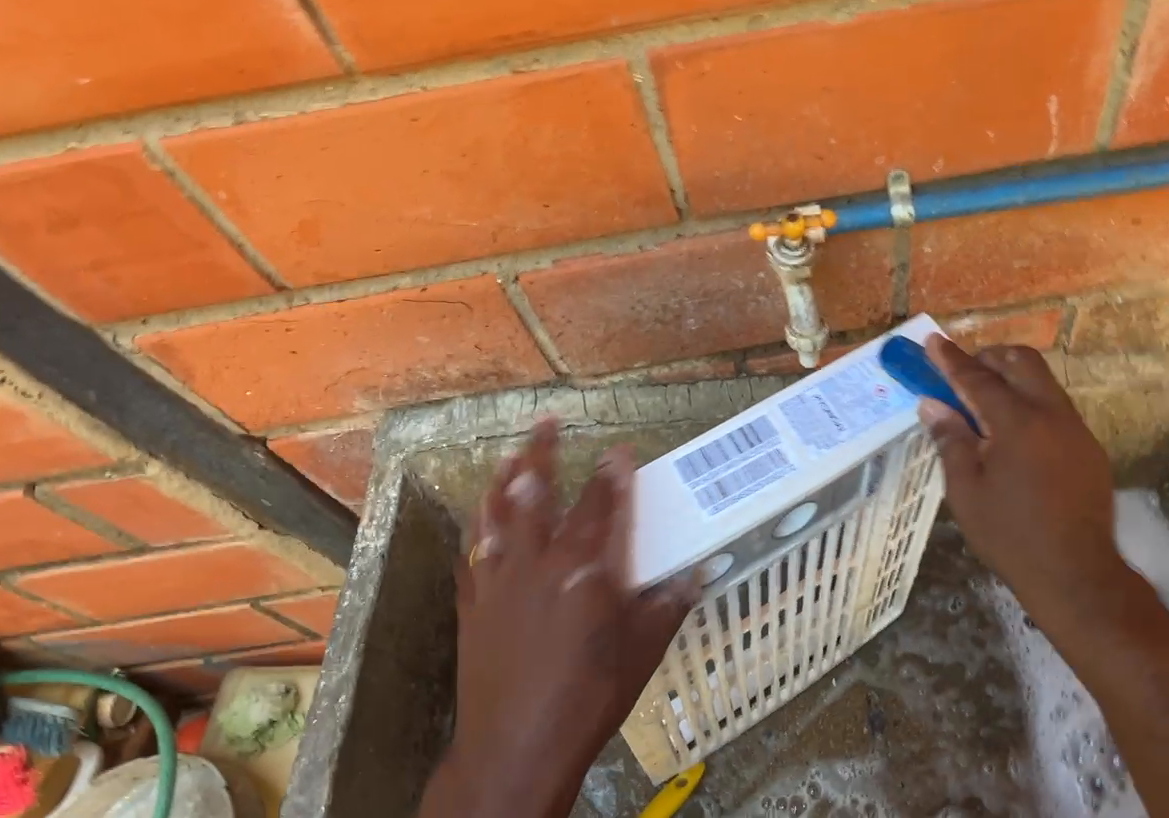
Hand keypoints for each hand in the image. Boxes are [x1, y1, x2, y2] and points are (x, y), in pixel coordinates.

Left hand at [434, 420, 694, 817]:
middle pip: (540, 494)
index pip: (602, 506)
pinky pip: (471, 557)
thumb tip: (696, 574)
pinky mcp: (473, 606)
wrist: (516, 748)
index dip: (612, 475)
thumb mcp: (641, 652)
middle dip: (544, 453)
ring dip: (504, 481)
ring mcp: (499, 581)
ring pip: (498, 516)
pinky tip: (478, 522)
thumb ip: (666, 605)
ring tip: (509, 455)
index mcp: (584, 567)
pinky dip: (477, 533)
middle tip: (547, 421)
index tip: (618, 450)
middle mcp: (539, 561)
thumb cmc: (589, 697)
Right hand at [920, 336, 1127, 628]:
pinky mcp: (1089, 448)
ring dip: (1012, 378)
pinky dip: (1030, 403)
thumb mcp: (966, 490)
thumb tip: (933, 405)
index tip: (932, 341)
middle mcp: (1052, 414)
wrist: (1076, 574)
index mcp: (1018, 422)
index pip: (977, 378)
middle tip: (963, 372)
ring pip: (1043, 382)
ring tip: (985, 401)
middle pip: (1021, 362)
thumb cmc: (1010, 535)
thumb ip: (951, 439)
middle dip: (989, 358)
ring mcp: (1076, 430)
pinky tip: (1014, 434)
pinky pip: (1056, 407)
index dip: (951, 359)